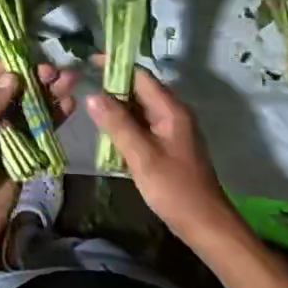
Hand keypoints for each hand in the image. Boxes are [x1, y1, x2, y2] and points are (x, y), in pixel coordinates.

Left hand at [0, 62, 78, 258]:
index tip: (30, 59)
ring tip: (70, 81)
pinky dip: (55, 118)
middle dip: (35, 80)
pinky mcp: (26, 155)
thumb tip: (13, 75)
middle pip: (14, 93)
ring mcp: (8, 137)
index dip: (9, 69)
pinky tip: (69, 105)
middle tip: (56, 71)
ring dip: (49, 95)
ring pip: (31, 110)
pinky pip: (41, 132)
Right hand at [84, 60, 241, 242]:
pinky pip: (143, 126)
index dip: (115, 67)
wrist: (204, 224)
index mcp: (171, 110)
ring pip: (140, 109)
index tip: (89, 63)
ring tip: (89, 110)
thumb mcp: (141, 155)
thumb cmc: (174, 189)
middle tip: (82, 88)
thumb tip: (92, 95)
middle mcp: (174, 114)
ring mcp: (172, 130)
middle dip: (113, 87)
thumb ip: (117, 124)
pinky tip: (108, 136)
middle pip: (140, 90)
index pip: (141, 76)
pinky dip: (125, 126)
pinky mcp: (168, 146)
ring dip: (117, 108)